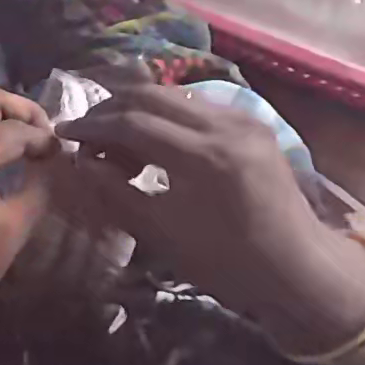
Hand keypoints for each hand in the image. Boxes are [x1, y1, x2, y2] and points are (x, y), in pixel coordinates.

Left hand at [0, 88, 61, 341]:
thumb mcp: (10, 230)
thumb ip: (39, 186)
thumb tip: (59, 160)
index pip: (14, 130)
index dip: (45, 139)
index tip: (66, 156)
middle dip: (25, 112)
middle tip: (49, 139)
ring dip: (5, 119)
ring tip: (33, 144)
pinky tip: (7, 151)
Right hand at [57, 85, 364, 352]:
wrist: (302, 269)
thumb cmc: (228, 262)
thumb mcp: (161, 232)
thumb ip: (114, 190)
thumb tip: (79, 161)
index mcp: (205, 157)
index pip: (132, 123)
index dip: (91, 126)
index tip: (63, 134)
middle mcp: (225, 125)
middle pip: (149, 96)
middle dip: (108, 110)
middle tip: (84, 132)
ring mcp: (241, 118)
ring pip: (170, 95)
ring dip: (133, 109)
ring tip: (112, 138)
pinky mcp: (249, 121)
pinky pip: (192, 105)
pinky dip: (161, 115)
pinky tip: (148, 139)